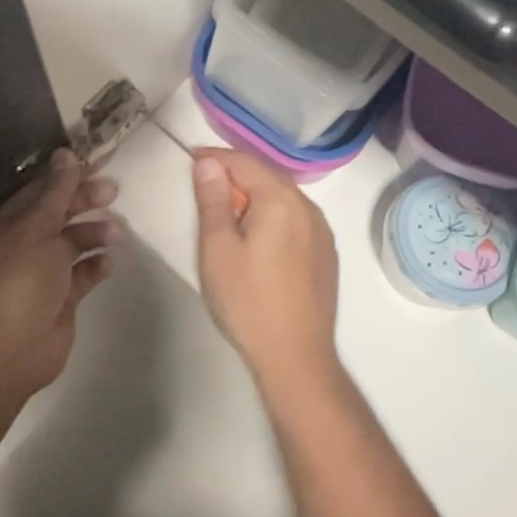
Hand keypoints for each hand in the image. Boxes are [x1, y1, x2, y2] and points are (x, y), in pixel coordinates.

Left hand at [0, 148, 118, 399]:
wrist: (13, 348)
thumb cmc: (21, 279)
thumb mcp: (38, 228)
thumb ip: (56, 192)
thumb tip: (65, 154)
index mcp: (11, 224)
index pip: (42, 190)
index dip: (69, 174)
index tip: (98, 161)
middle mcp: (26, 244)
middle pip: (60, 212)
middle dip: (85, 200)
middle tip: (113, 191)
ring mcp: (45, 272)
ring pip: (74, 241)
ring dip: (95, 232)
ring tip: (116, 231)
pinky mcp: (62, 296)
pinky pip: (84, 272)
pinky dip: (97, 264)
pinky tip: (110, 261)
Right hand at [190, 148, 338, 385]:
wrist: (295, 358)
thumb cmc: (248, 300)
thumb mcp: (217, 248)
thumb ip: (213, 200)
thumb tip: (209, 162)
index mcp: (282, 199)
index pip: (244, 162)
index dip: (215, 158)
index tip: (190, 161)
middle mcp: (308, 208)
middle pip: (266, 177)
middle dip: (235, 177)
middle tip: (203, 190)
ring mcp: (321, 233)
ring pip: (282, 199)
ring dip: (254, 198)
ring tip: (226, 217)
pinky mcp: (325, 256)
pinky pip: (294, 221)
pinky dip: (271, 218)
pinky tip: (256, 242)